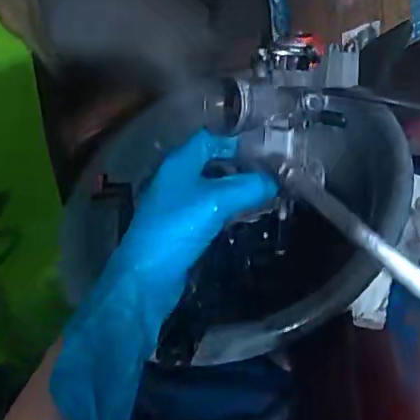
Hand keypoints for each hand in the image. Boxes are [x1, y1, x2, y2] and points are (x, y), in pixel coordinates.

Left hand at [50, 130, 276, 419]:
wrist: (145, 280)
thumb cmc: (176, 230)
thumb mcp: (215, 203)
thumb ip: (246, 187)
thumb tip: (273, 181)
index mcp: (178, 163)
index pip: (210, 138)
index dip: (236, 140)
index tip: (266, 148)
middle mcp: (175, 178)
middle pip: (212, 162)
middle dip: (240, 165)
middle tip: (272, 172)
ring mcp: (176, 204)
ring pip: (212, 187)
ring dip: (236, 188)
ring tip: (267, 192)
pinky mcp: (181, 228)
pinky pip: (209, 209)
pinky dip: (228, 208)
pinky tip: (246, 215)